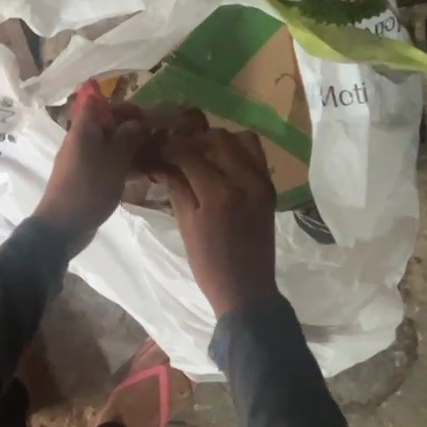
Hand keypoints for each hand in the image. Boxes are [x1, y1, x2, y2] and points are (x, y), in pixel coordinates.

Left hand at [31, 82, 151, 256]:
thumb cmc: (89, 189)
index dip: (119, 105)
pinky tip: (147, 172)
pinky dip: (125, 165)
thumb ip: (127, 139)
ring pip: (109, 146)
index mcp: (83, 130)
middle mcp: (80, 141)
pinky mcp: (87, 179)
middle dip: (131, 127)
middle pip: (106, 125)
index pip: (96, 103)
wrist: (63, 226)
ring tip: (159, 153)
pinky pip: (107, 164)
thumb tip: (137, 123)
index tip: (142, 113)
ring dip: (131, 147)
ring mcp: (83, 161)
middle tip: (158, 135)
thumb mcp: (114, 162)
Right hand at [156, 128, 278, 317]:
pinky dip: (236, 153)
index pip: (190, 153)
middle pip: (219, 139)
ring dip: (219, 142)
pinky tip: (219, 167)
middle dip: (194, 139)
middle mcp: (246, 180)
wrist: (246, 288)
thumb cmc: (208, 262)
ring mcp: (263, 183)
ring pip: (243, 141)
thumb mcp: (186, 224)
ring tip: (201, 155)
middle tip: (177, 149)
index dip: (169, 147)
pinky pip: (255, 156)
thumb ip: (177, 187)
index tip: (156, 147)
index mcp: (219, 193)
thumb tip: (163, 163)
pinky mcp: (270, 189)